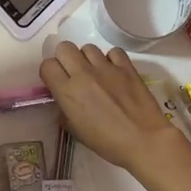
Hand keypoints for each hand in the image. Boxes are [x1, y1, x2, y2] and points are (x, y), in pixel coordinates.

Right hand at [39, 43, 189, 174]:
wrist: (143, 140)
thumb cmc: (107, 142)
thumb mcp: (77, 132)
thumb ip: (65, 112)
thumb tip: (64, 102)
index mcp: (68, 92)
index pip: (47, 65)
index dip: (50, 73)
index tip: (56, 82)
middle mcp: (83, 74)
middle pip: (64, 48)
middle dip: (65, 59)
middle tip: (73, 74)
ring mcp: (106, 67)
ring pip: (88, 47)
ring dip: (87, 58)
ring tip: (95, 73)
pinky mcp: (126, 66)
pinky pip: (113, 52)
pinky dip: (111, 59)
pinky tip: (114, 72)